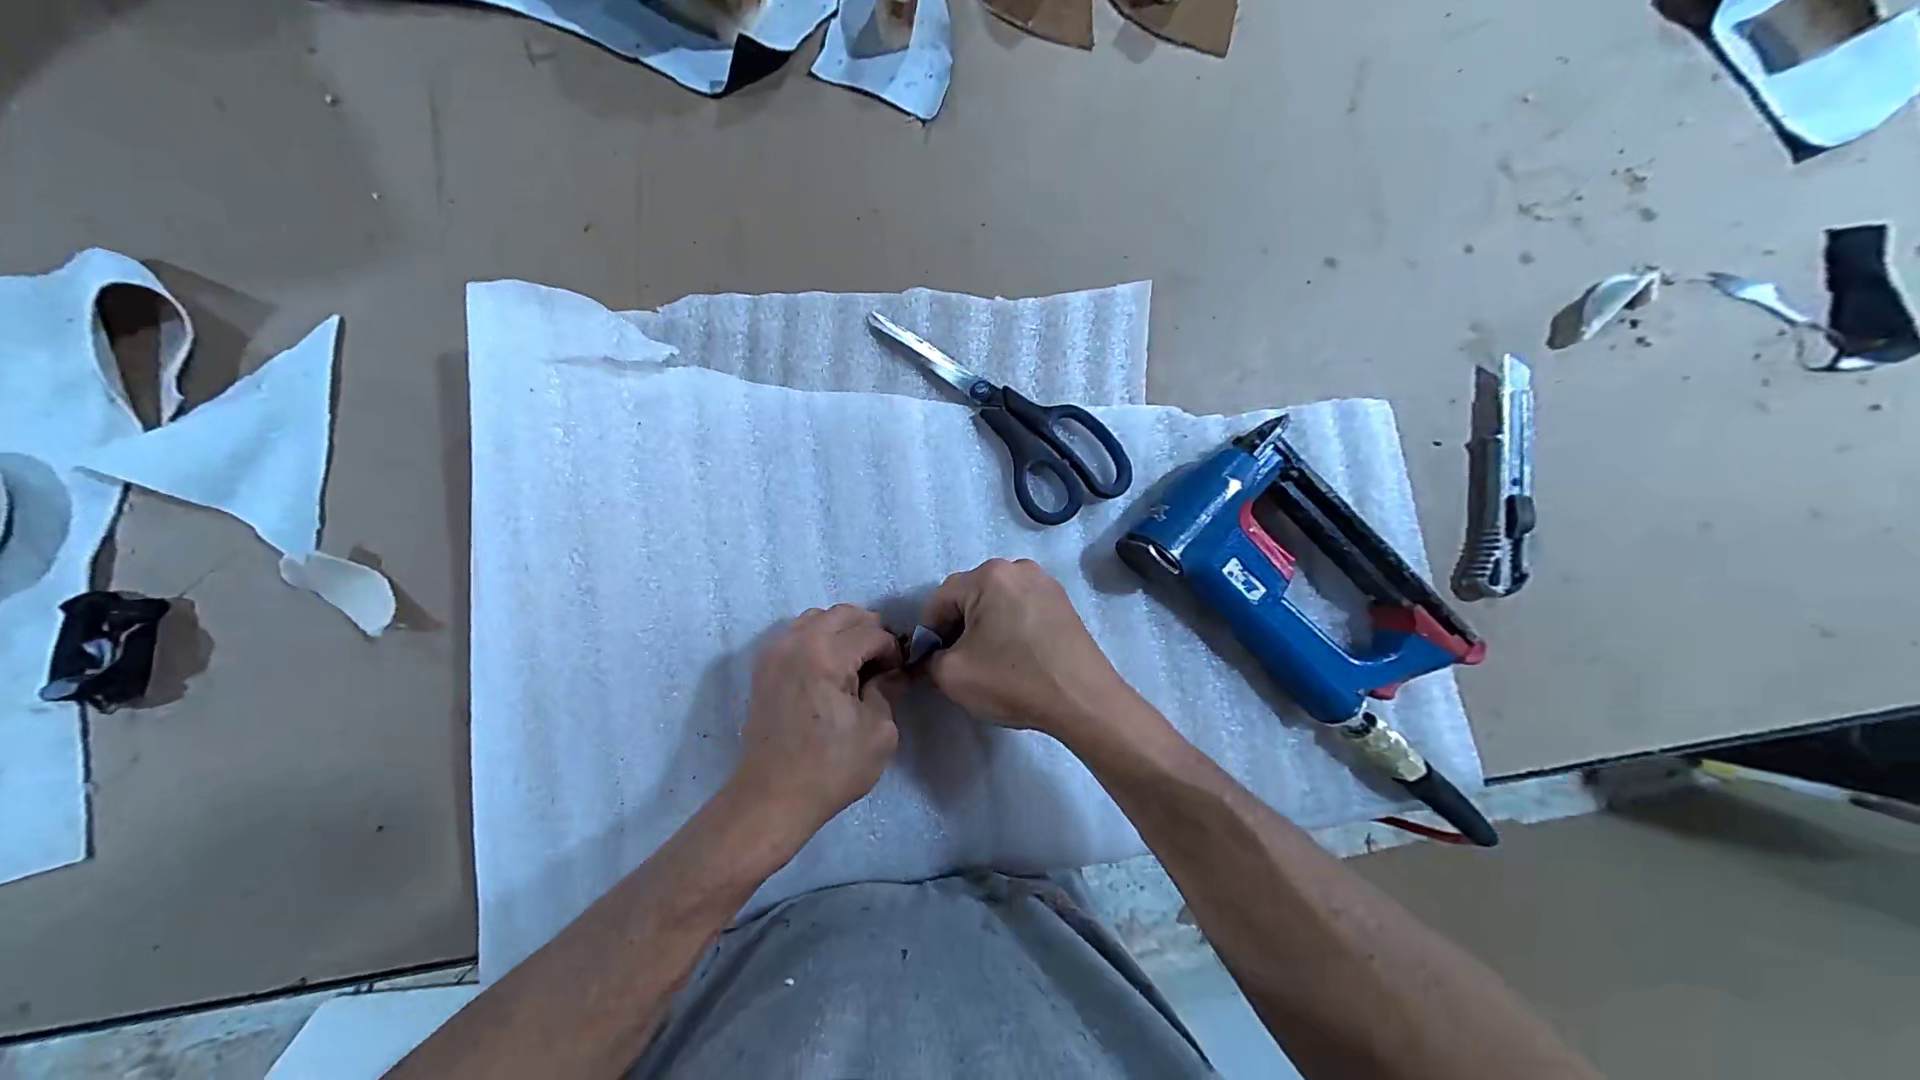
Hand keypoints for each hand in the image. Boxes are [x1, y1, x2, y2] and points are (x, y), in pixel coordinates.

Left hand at [731, 605, 903, 839]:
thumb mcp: (879, 731)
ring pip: (817, 618)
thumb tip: (892, 671)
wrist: (772, 797)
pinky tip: (829, 668)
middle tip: (882, 661)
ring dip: (842, 631)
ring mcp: (775, 652)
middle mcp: (796, 642)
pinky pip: (796, 634)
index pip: (872, 632)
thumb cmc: (831, 767)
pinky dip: (818, 639)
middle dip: (870, 630)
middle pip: (843, 613)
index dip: (893, 650)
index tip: (898, 674)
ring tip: (855, 662)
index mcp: (826, 655)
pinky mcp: (764, 667)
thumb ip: (888, 689)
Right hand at [919, 559, 1133, 740]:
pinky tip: (1013, 657)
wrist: (1083, 700)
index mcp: (989, 575)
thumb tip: (932, 657)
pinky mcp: (1062, 603)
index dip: (929, 634)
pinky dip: (1008, 628)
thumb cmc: (1014, 681)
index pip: (939, 600)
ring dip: (983, 628)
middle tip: (958, 664)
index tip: (932, 663)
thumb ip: (929, 660)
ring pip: (996, 603)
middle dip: (956, 629)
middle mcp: (1018, 568)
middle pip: (969, 597)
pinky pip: (1020, 609)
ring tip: (987, 662)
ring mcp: (1045, 583)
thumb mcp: (952, 675)